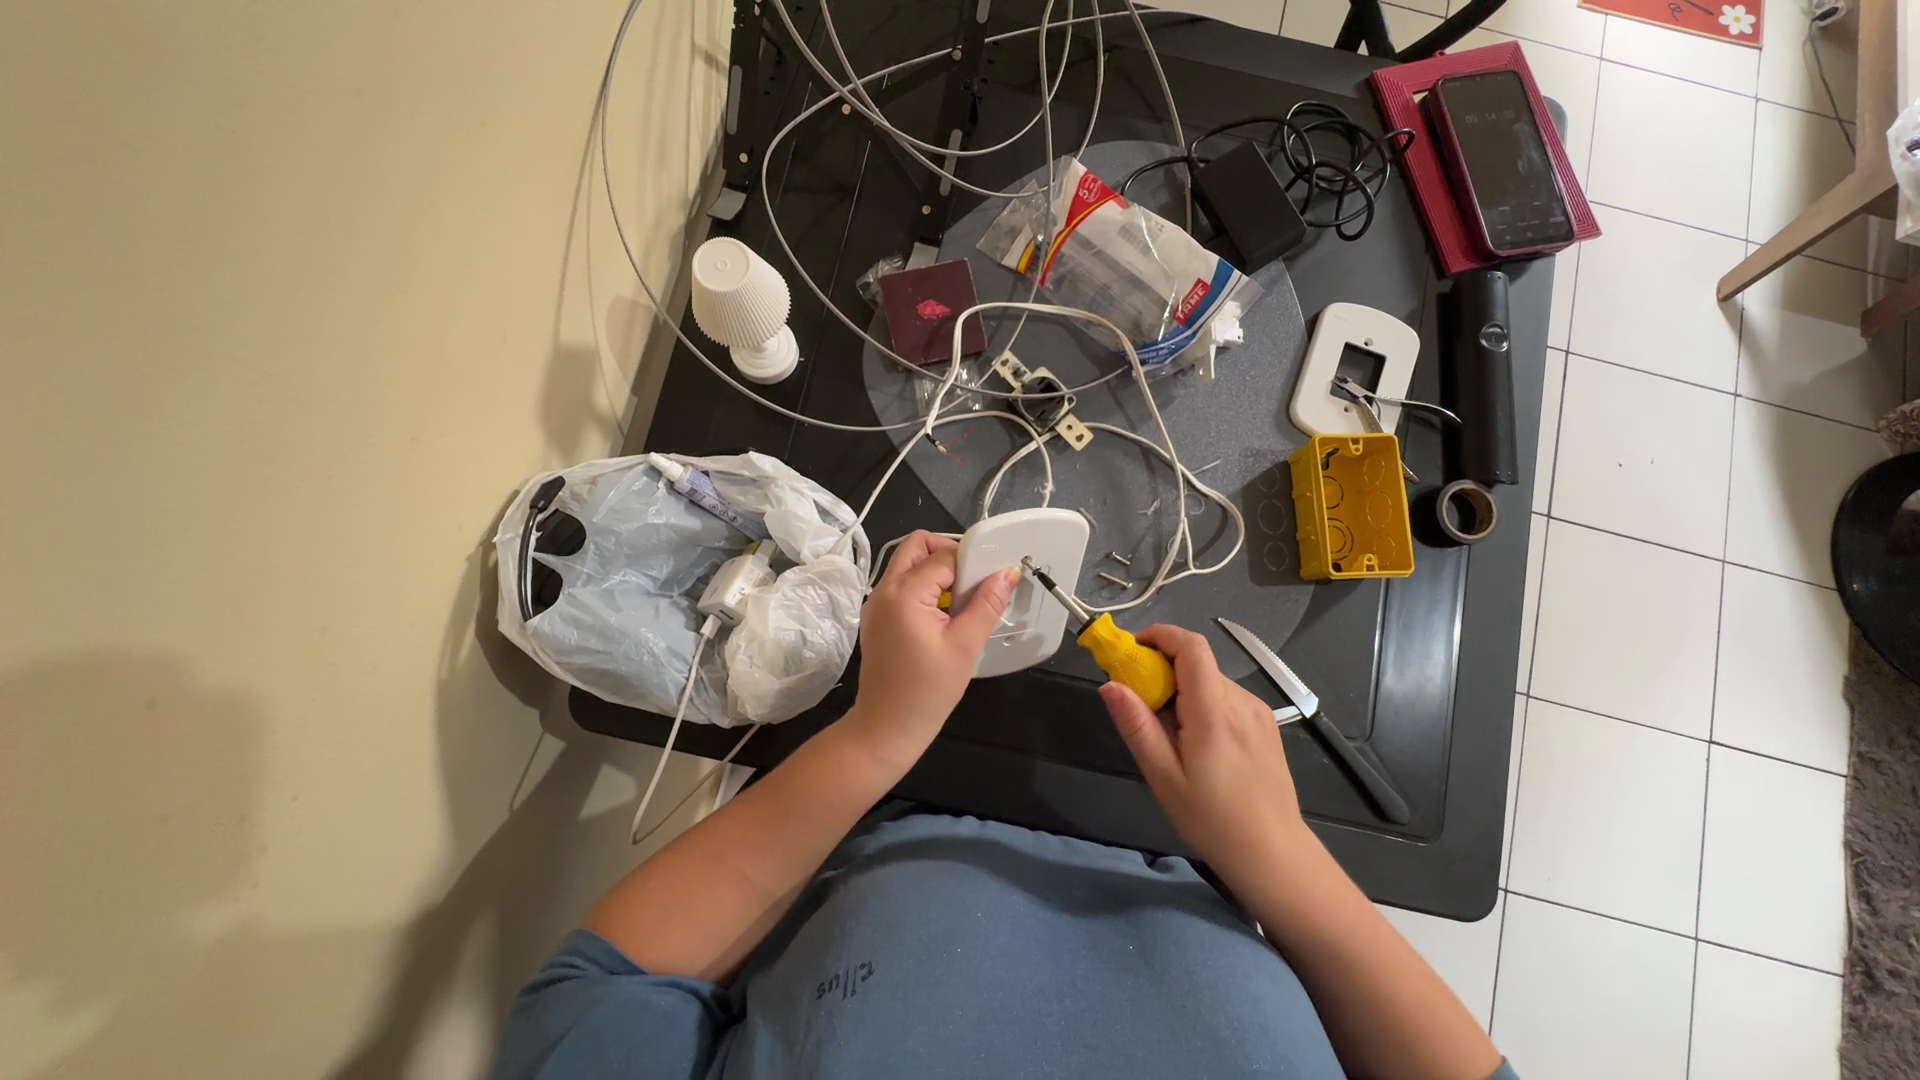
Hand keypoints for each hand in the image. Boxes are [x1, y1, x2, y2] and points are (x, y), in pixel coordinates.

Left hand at [848, 531, 1017, 752]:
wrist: (886, 728)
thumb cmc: (928, 691)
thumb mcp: (965, 645)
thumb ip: (987, 603)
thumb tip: (1008, 572)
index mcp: (903, 593)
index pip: (943, 556)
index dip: (972, 563)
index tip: (993, 580)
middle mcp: (883, 590)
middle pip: (917, 546)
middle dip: (950, 554)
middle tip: (975, 582)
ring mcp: (876, 603)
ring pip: (908, 564)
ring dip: (936, 571)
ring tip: (962, 602)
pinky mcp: (876, 617)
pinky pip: (901, 585)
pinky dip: (924, 587)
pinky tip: (944, 616)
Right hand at [1098, 625, 1307, 873]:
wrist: (1273, 854)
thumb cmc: (1212, 820)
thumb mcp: (1163, 777)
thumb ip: (1137, 726)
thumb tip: (1109, 684)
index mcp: (1213, 712)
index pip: (1192, 646)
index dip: (1161, 635)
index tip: (1133, 651)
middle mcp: (1240, 701)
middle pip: (1197, 663)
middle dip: (1163, 670)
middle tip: (1140, 705)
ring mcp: (1258, 712)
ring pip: (1211, 681)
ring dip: (1183, 690)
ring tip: (1169, 735)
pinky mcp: (1266, 725)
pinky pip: (1226, 699)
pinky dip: (1203, 704)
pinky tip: (1197, 744)